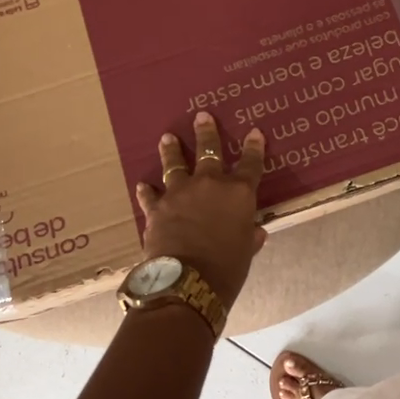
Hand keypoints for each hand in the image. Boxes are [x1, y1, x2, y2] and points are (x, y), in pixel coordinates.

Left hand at [135, 112, 267, 303]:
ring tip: (167, 138)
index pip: (251, 164)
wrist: (186, 282)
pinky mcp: (156, 207)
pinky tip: (143, 185)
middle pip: (209, 151)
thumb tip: (257, 232)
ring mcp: (180, 193)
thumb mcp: (245, 253)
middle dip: (206, 133)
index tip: (254, 132)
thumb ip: (249, 238)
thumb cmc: (226, 269)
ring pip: (175, 165)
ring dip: (172, 151)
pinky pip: (150, 195)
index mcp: (239, 194)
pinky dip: (147, 191)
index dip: (254, 148)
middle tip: (201, 116)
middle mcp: (210, 184)